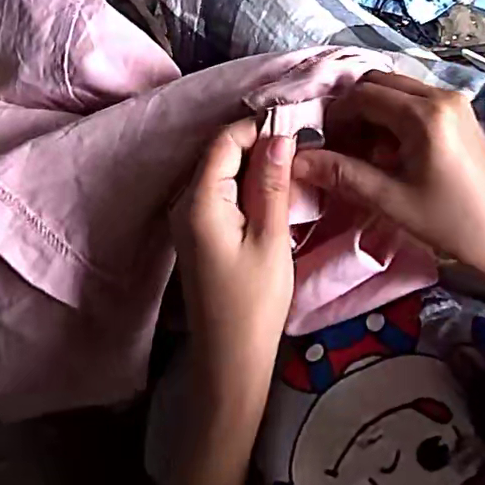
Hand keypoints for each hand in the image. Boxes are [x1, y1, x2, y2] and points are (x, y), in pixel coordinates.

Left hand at [173, 119, 296, 415]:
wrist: (230, 360)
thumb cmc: (254, 302)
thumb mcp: (271, 238)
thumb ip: (274, 183)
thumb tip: (281, 135)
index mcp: (199, 203)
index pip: (224, 142)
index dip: (257, 126)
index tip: (295, 124)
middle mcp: (184, 204)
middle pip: (219, 153)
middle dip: (258, 141)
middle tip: (301, 141)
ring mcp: (186, 219)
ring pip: (221, 170)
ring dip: (254, 160)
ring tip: (294, 159)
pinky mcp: (197, 231)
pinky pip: (220, 190)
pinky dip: (246, 181)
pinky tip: (273, 186)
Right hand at [291, 71, 484, 271]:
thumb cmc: (452, 221)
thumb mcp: (392, 200)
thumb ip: (343, 174)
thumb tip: (297, 161)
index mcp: (425, 115)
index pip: (363, 95)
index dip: (336, 117)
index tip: (326, 146)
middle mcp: (440, 96)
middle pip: (378, 83)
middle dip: (353, 111)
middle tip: (343, 147)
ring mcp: (453, 100)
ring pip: (395, 89)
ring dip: (373, 113)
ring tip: (366, 153)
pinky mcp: (458, 111)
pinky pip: (414, 99)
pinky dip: (393, 116)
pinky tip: (390, 151)